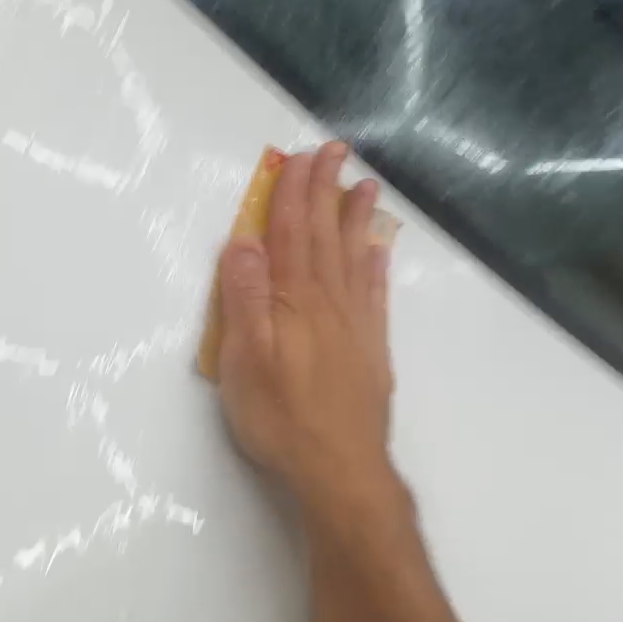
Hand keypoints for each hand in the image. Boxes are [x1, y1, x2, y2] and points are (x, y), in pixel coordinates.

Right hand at [215, 142, 403, 525]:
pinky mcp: (371, 350)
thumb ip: (243, 298)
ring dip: (357, 218)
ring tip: (366, 185)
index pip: (291, 233)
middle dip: (326, 190)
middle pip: (325, 235)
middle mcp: (328, 302)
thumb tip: (243, 243)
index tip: (299, 156)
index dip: (293, 193)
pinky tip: (379, 250)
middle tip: (335, 151)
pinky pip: (376, 295)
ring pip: (356, 258)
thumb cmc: (279, 415)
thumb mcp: (243, 359)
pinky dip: (377, 266)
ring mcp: (355, 324)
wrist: (340, 469)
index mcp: (292, 300)